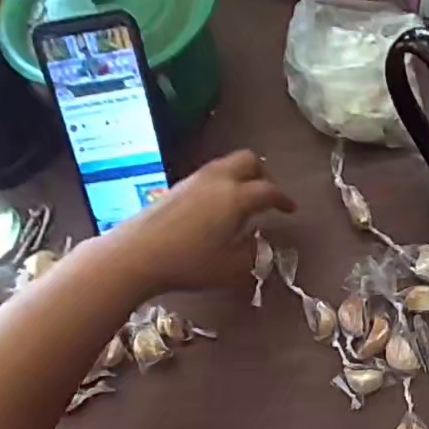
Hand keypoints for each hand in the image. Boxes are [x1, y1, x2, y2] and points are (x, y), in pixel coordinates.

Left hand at [108, 150, 294, 295]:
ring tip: (244, 201)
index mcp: (237, 197)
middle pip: (249, 161)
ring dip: (242, 177)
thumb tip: (257, 243)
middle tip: (268, 196)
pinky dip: (223, 183)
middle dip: (264, 176)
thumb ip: (250, 253)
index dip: (283, 200)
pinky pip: (210, 175)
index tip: (290, 209)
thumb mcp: (230, 268)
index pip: (269, 191)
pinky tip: (217, 208)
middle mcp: (218, 179)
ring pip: (227, 165)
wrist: (138, 253)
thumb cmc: (189, 263)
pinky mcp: (177, 187)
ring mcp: (195, 179)